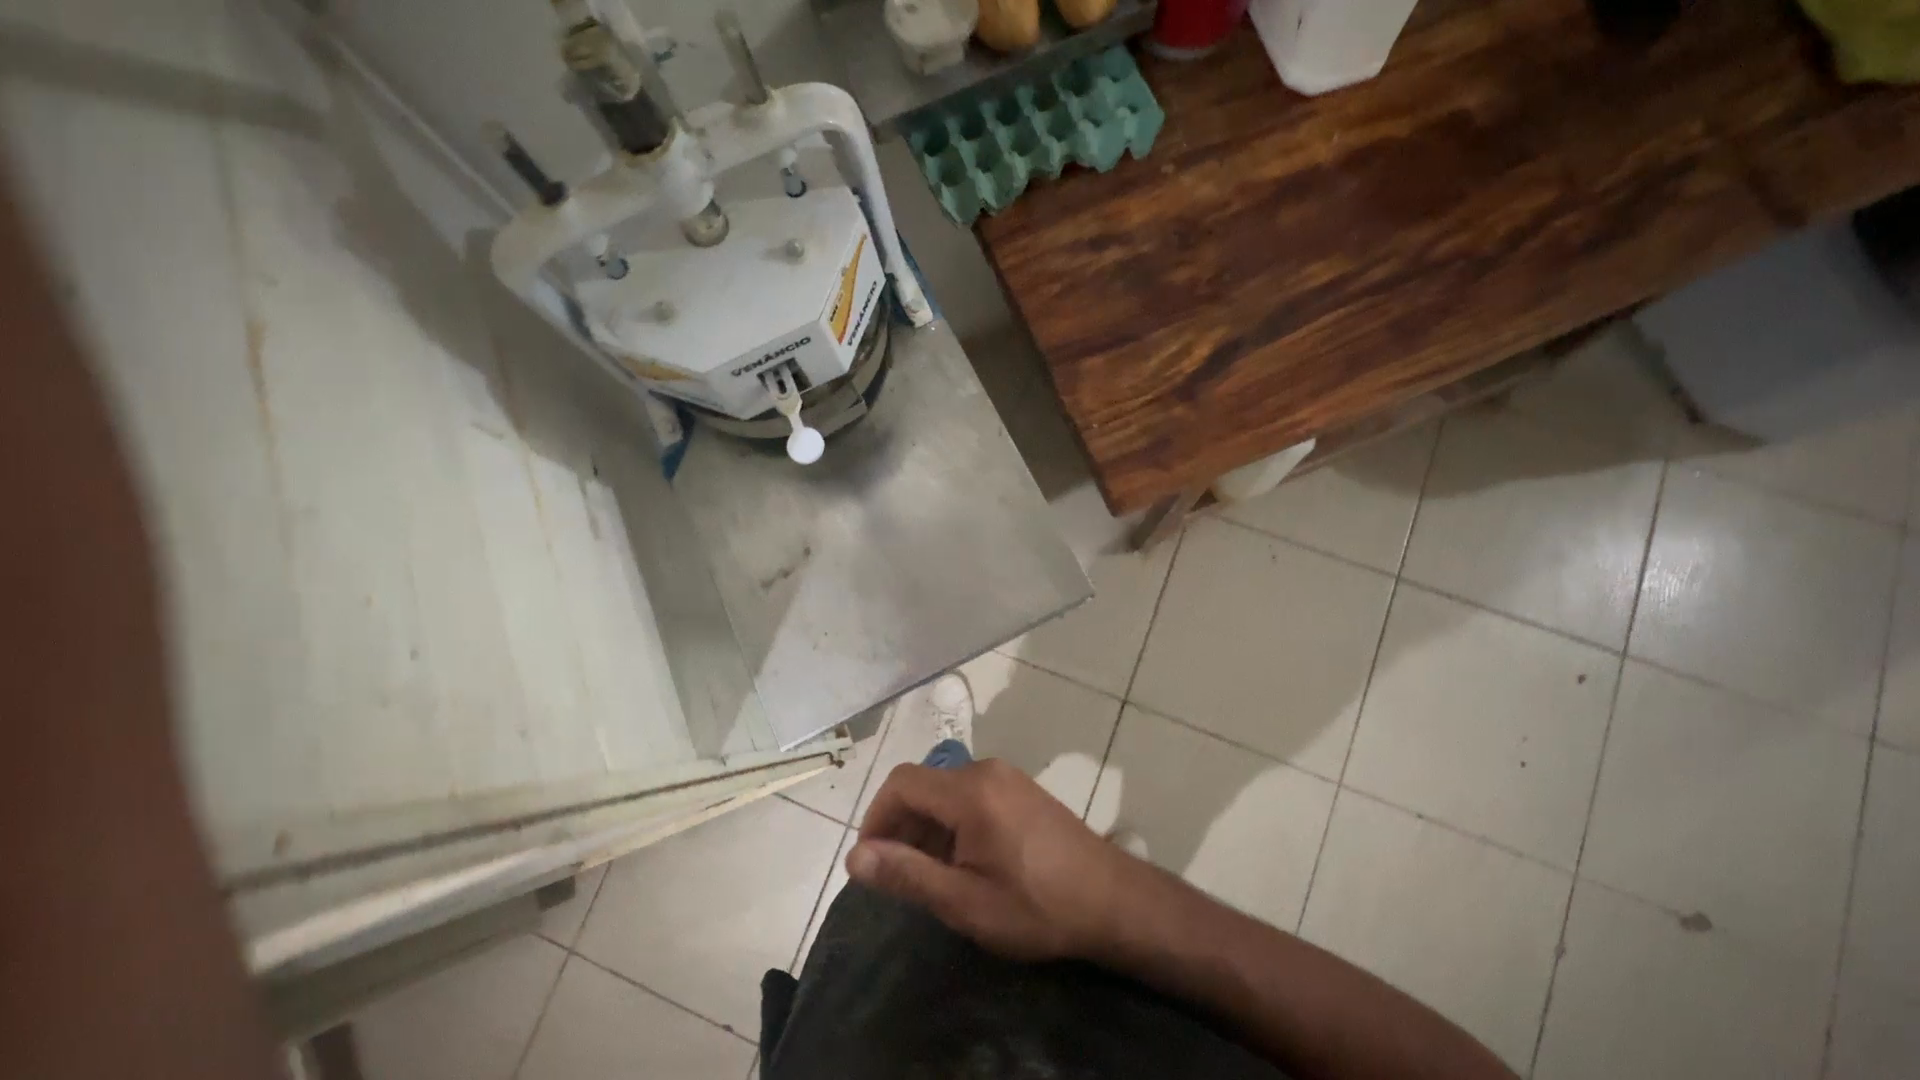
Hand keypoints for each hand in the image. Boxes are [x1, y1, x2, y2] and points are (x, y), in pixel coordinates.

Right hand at [845, 759, 1140, 960]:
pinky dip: (952, 823)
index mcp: (970, 791)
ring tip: (929, 876)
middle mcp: (987, 771)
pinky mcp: (1024, 791)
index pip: (900, 783)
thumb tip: (854, 857)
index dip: (875, 818)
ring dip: (926, 827)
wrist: (1114, 902)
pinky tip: (964, 863)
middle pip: (923, 784)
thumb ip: (906, 874)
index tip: (870, 862)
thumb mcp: (964, 901)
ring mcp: (1009, 778)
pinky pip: (971, 796)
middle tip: (897, 876)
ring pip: (946, 791)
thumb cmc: (1036, 906)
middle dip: (899, 825)